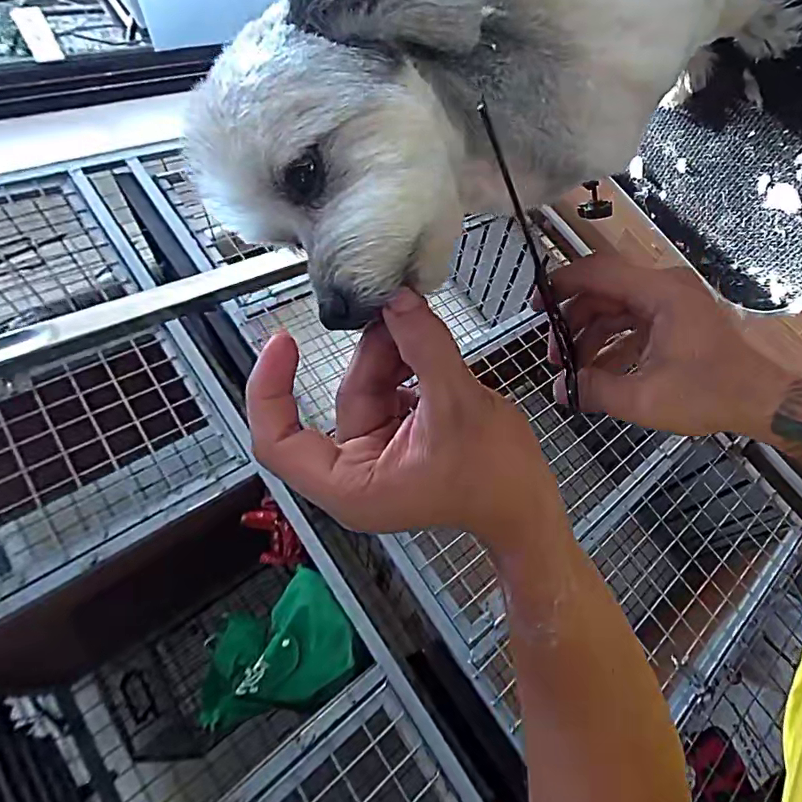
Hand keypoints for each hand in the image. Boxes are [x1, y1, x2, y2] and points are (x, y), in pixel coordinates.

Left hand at [246, 289, 566, 547]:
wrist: (530, 501)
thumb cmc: (495, 475)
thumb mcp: (458, 405)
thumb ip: (426, 349)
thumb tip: (399, 300)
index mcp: (351, 484)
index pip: (280, 439)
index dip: (272, 390)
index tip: (285, 342)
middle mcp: (361, 470)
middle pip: (348, 399)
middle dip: (376, 356)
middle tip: (397, 312)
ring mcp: (388, 454)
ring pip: (377, 391)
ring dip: (399, 356)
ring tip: (422, 326)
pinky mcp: (412, 440)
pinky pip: (401, 394)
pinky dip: (415, 368)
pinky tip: (432, 349)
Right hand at [541, 254, 795, 437]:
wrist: (761, 398)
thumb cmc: (712, 392)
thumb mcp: (644, 398)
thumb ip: (595, 391)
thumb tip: (561, 389)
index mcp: (661, 292)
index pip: (599, 271)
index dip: (561, 285)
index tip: (538, 307)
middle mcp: (669, 288)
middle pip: (608, 291)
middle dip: (575, 321)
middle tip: (555, 354)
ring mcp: (678, 304)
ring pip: (622, 309)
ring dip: (595, 335)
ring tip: (574, 368)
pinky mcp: (683, 321)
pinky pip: (640, 323)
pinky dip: (618, 343)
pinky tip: (602, 371)